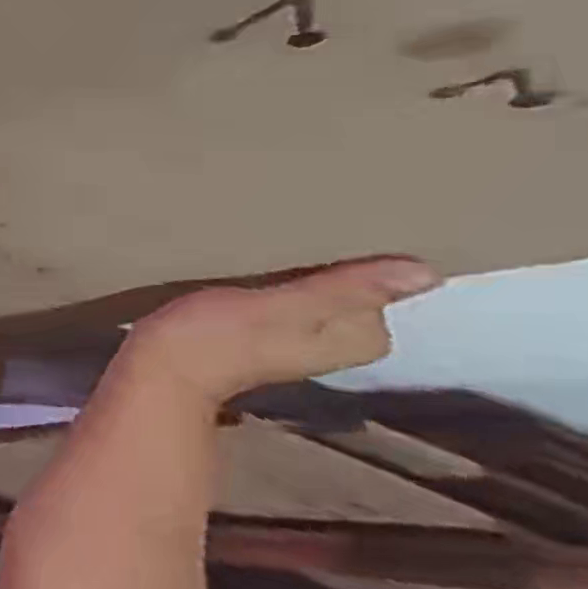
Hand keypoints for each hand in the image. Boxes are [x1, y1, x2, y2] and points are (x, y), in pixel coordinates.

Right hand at [121, 257, 442, 403]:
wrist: (159, 368)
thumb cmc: (217, 337)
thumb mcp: (279, 307)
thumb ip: (343, 290)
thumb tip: (428, 273)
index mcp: (355, 337)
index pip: (381, 284)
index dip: (362, 256)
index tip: (341, 225)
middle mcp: (336, 340)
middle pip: (350, 287)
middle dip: (333, 258)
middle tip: (308, 220)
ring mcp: (298, 337)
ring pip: (318, 289)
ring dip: (302, 263)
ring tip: (280, 230)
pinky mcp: (262, 330)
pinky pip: (289, 293)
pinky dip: (276, 275)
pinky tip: (255, 258)